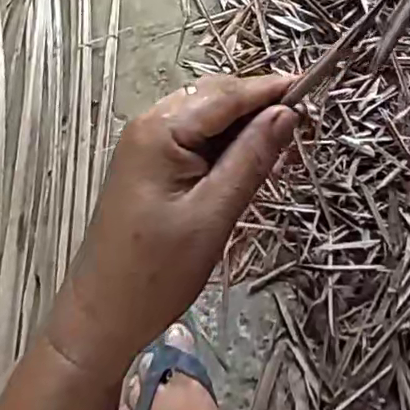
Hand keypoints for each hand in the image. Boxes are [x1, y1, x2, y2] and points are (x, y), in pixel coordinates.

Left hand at [43, 74, 297, 378]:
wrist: (98, 321)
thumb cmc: (154, 274)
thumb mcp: (213, 215)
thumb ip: (252, 158)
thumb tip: (287, 113)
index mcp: (160, 129)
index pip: (227, 94)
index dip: (271, 89)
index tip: (310, 88)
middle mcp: (150, 123)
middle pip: (218, 96)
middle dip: (260, 105)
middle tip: (301, 125)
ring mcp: (147, 141)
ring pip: (209, 114)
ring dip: (245, 124)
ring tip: (281, 146)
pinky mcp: (151, 161)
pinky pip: (197, 135)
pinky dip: (226, 142)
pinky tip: (248, 160)